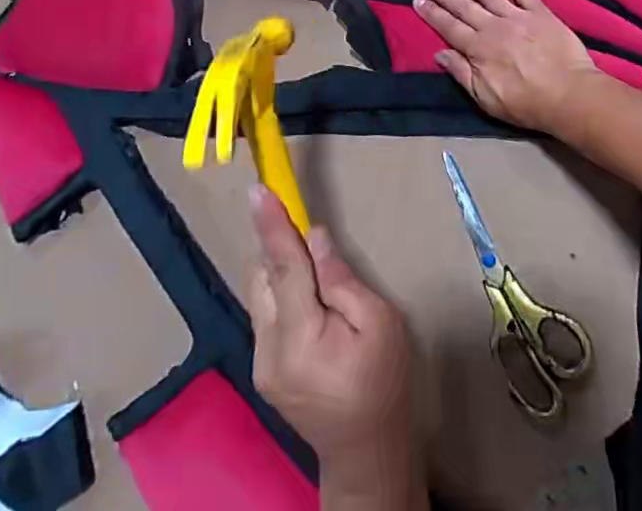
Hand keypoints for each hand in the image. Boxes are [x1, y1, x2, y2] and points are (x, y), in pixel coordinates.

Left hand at [247, 187, 421, 508]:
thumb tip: (315, 239)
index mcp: (302, 338)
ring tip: (315, 279)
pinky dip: (283, 297)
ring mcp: (260, 362)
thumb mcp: (380, 323)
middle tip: (308, 239)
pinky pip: (265, 314)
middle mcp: (269, 349)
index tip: (257, 192)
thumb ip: (342, 279)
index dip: (272, 227)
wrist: (365, 449)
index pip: (284, 268)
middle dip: (279, 249)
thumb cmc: (383, 380)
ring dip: (281, 273)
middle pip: (262, 277)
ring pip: (259, 295)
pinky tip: (312, 309)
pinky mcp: (261, 369)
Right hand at [413, 0, 602, 131]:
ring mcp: (517, 16)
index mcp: (478, 49)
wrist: (569, 96)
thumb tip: (440, 53)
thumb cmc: (526, 104)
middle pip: (462, 5)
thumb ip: (462, 74)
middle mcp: (493, 27)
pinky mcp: (540, 12)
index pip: (448, 27)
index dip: (431, 12)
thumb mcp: (486, 99)